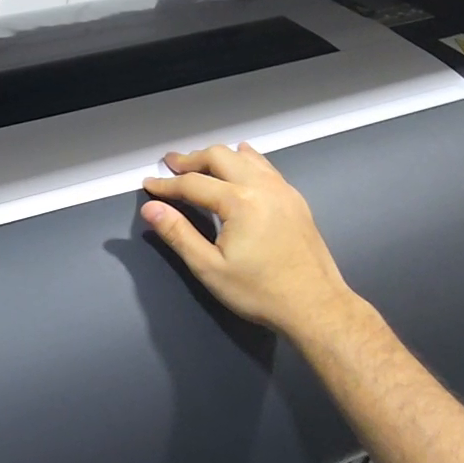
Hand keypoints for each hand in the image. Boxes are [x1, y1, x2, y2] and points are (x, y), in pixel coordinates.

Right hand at [141, 143, 364, 341]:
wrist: (315, 305)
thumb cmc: (259, 292)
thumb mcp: (209, 268)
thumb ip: (178, 234)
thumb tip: (151, 209)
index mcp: (239, 202)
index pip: (193, 184)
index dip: (166, 184)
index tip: (148, 185)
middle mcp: (262, 187)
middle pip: (220, 157)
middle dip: (191, 159)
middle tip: (170, 165)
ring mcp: (283, 190)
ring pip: (244, 158)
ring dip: (217, 157)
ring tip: (198, 163)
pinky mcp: (294, 200)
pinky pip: (265, 167)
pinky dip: (245, 160)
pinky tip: (241, 161)